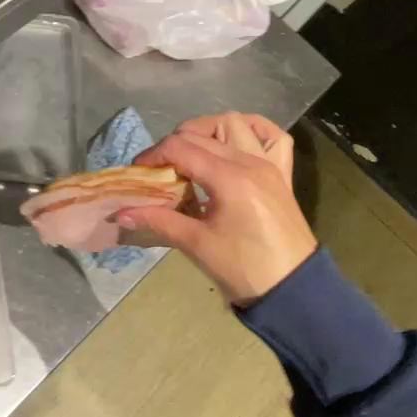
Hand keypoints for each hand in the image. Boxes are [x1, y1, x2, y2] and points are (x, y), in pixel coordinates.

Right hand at [118, 112, 315, 306]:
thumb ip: (158, 220)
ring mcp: (270, 164)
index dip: (152, 155)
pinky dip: (250, 130)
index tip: (138, 173)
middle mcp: (251, 161)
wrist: (295, 292)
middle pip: (200, 133)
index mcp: (230, 178)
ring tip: (192, 156)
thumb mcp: (197, 245)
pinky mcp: (281, 173)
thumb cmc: (244, 270)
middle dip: (172, 146)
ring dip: (206, 131)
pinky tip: (232, 144)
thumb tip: (121, 212)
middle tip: (159, 171)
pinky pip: (271, 135)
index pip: (180, 147)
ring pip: (233, 123)